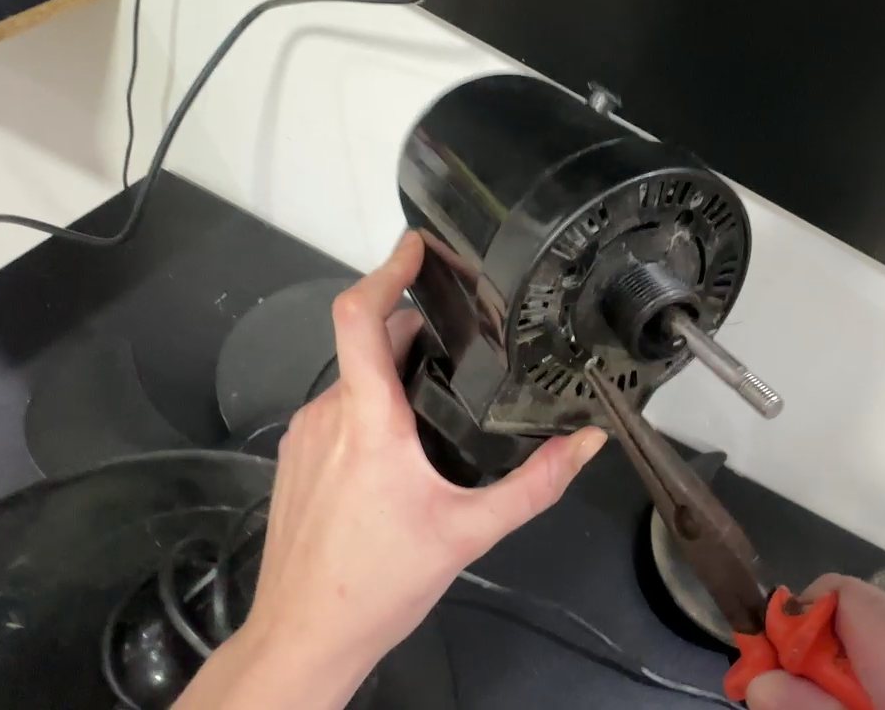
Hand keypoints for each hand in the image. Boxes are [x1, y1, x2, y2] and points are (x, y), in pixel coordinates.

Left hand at [176, 232, 607, 709]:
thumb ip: (536, 484)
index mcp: (368, 420)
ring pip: (355, 374)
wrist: (301, 639)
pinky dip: (374, 394)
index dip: (388, 271)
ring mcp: (305, 435)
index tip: (417, 245)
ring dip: (396, 362)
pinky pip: (340, 403)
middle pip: (368, 338)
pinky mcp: (296, 456)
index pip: (361, 318)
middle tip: (466, 317)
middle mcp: (328, 415)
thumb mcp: (470, 532)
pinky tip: (408, 428)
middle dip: (415, 319)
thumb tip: (588, 442)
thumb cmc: (377, 584)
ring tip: (448, 373)